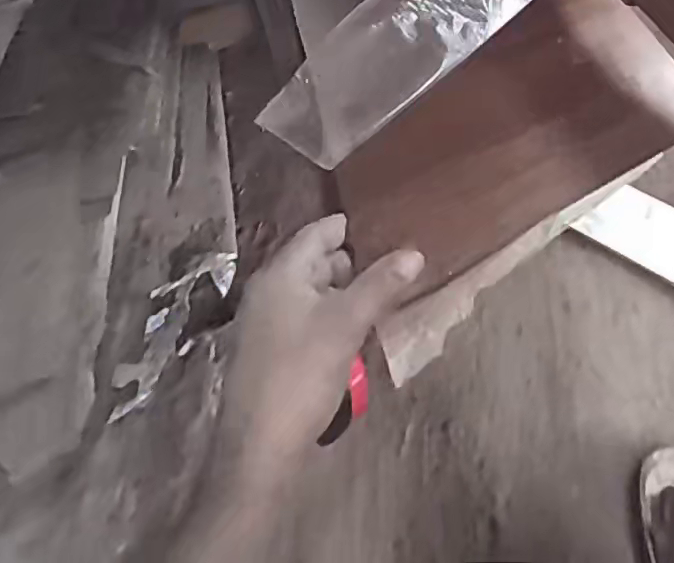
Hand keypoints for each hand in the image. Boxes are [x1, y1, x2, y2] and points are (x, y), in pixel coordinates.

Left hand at [212, 215, 422, 494]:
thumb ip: (380, 285)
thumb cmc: (302, 373)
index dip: (347, 227)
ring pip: (308, 290)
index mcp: (280, 273)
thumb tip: (414, 252)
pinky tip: (350, 327)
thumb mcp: (347, 323)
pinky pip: (302, 314)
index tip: (379, 223)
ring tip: (375, 292)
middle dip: (347, 259)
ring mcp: (264, 320)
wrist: (259, 449)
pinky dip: (327, 311)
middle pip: (311, 260)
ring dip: (339, 288)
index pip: (316, 233)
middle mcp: (267, 289)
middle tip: (386, 260)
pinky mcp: (268, 349)